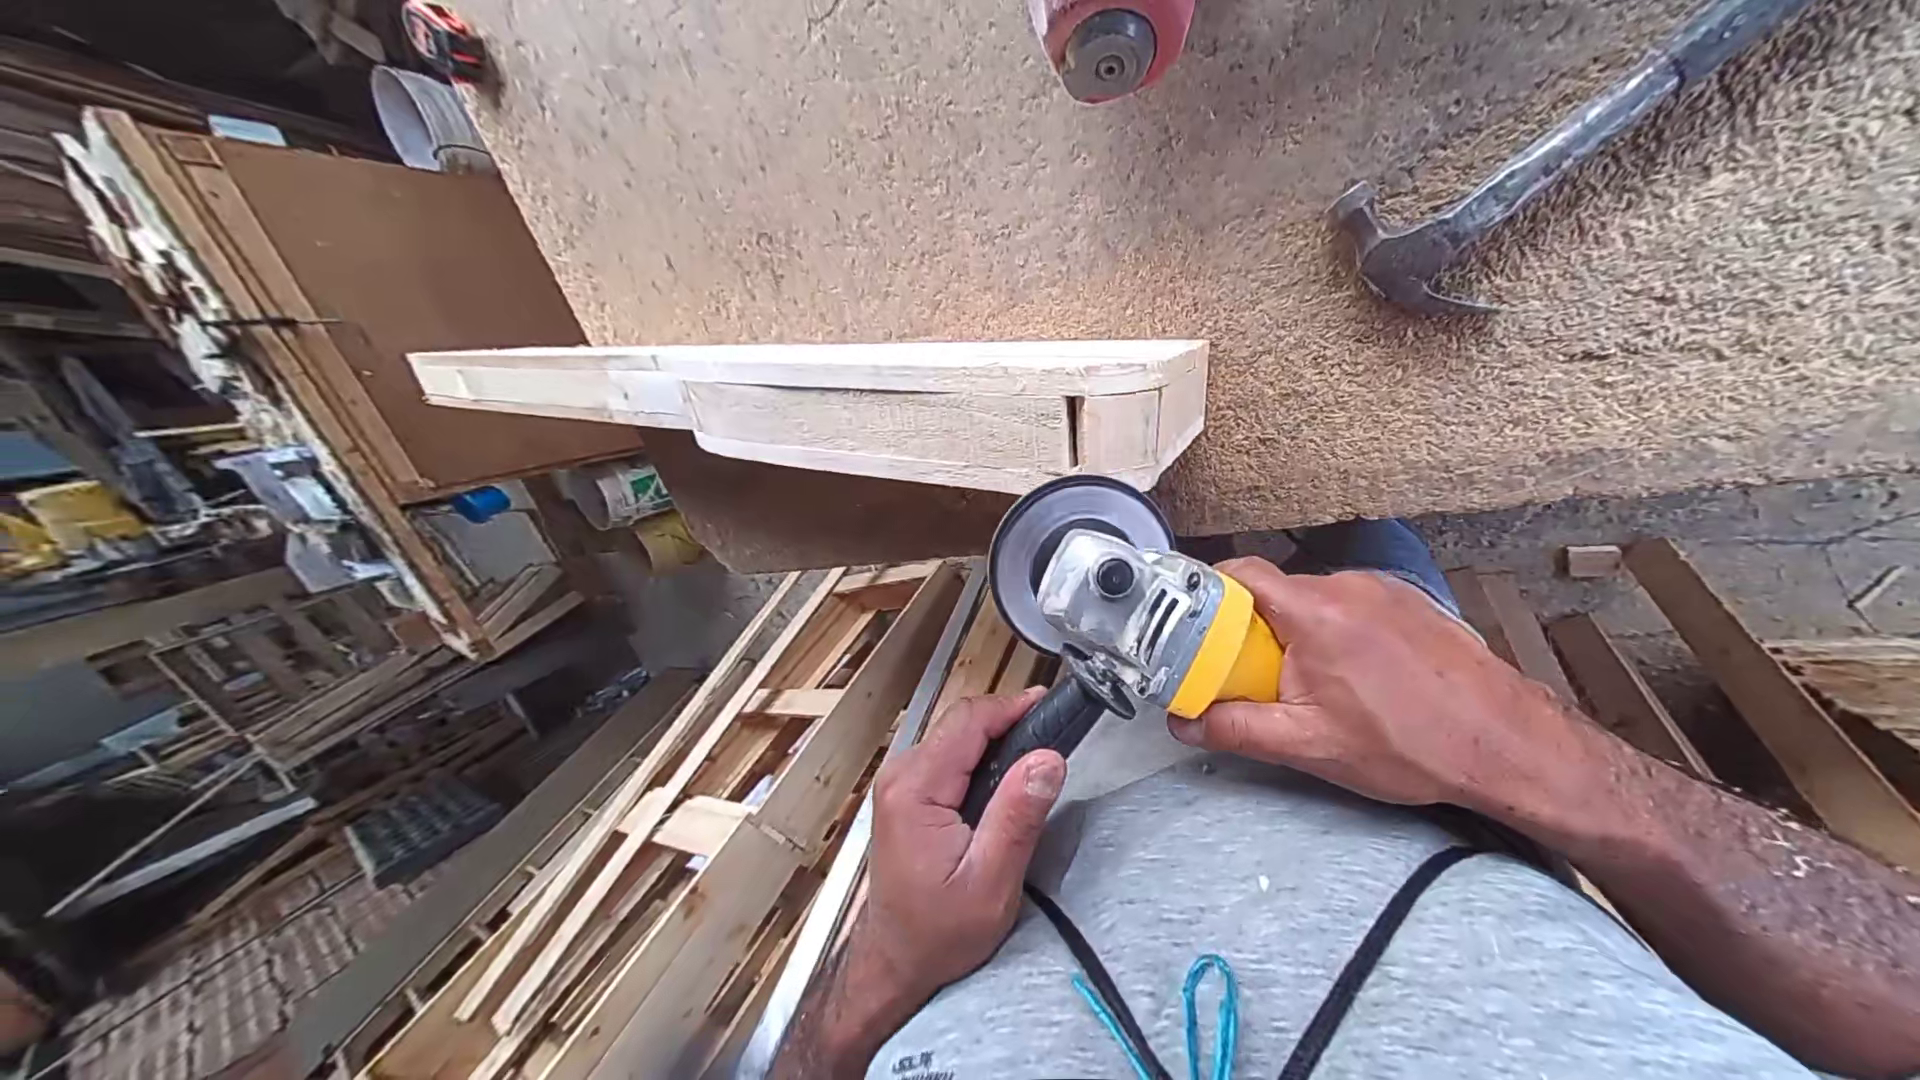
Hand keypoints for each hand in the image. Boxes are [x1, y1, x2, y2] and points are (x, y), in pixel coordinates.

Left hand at [859, 687, 1065, 1003]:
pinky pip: (948, 752)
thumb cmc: (937, 934)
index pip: (966, 721)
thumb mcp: (990, 883)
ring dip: (994, 735)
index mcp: (914, 790)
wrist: (896, 961)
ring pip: (955, 734)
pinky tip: (1003, 771)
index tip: (1046, 704)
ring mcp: (899, 780)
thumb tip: (1046, 760)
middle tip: (1048, 731)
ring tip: (1032, 750)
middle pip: (960, 722)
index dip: (1010, 706)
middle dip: (1006, 719)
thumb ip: (1018, 817)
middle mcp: (900, 775)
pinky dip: (980, 752)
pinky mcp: (906, 790)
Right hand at [1168, 557, 1593, 813]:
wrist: (1515, 748)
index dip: (1208, 591)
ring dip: (1293, 630)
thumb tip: (1189, 723)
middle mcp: (1350, 588)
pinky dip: (1331, 630)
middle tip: (1254, 670)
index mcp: (1318, 614)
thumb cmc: (1422, 745)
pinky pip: (1346, 603)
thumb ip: (1236, 729)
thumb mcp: (1311, 745)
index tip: (1197, 622)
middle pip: (1271, 589)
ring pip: (1309, 597)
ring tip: (1306, 679)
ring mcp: (1383, 590)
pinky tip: (1349, 673)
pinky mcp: (1406, 602)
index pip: (1240, 572)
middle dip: (1251, 627)